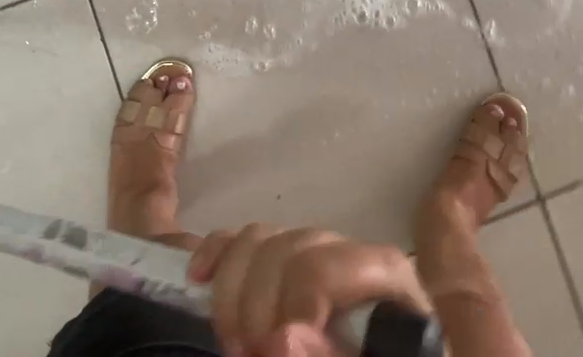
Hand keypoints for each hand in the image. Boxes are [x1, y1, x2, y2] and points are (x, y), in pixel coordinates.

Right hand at [188, 225, 431, 356]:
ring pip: (257, 238)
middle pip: (285, 251)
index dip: (292, 306)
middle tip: (247, 356)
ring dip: (233, 293)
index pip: (324, 266)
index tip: (268, 351)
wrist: (371, 349)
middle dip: (257, 310)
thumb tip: (283, 339)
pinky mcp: (279, 260)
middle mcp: (346, 249)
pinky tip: (198, 280)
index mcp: (383, 273)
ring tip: (235, 345)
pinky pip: (240, 237)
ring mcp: (308, 249)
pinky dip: (216, 252)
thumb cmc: (379, 353)